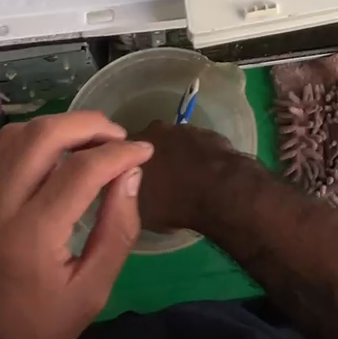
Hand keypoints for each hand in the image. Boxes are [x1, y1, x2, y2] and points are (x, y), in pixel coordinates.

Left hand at [0, 112, 150, 338]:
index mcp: (32, 236)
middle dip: (90, 124)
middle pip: (45, 135)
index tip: (145, 151)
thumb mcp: (87, 297)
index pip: (84, 169)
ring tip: (88, 140)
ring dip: (58, 127)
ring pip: (16, 135)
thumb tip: (131, 177)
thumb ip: (116, 233)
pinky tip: (49, 154)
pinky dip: (28, 140)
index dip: (122, 152)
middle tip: (119, 136)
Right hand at [129, 120, 245, 232]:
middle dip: (152, 156)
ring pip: (175, 142)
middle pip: (149, 142)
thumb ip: (127, 194)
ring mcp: (185, 129)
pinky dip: (197, 156)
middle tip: (157, 178)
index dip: (124, 164)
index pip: (120, 150)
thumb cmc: (171, 204)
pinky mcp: (208, 133)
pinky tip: (202, 174)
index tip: (128, 179)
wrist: (217, 190)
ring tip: (182, 178)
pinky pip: (197, 145)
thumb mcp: (138, 210)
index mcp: (134, 145)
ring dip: (177, 154)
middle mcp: (157, 130)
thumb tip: (127, 193)